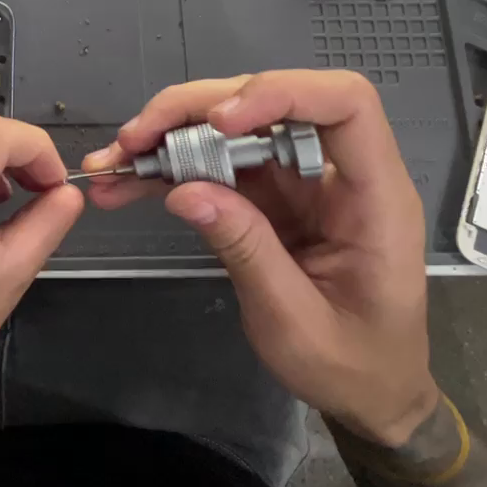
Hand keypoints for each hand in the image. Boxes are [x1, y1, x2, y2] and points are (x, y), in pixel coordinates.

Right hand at [84, 70, 438, 446]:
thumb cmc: (354, 365)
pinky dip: (168, 167)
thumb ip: (247, 250)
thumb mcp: (298, 323)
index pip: (344, 104)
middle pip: (267, 103)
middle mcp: (331, 170)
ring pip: (229, 127)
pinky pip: (213, 161)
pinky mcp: (265, 192)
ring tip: (113, 161)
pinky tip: (127, 181)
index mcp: (373, 195)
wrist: (367, 392)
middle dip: (193, 112)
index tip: (218, 122)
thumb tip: (185, 191)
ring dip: (167, 136)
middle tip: (133, 139)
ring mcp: (295, 178)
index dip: (280, 94)